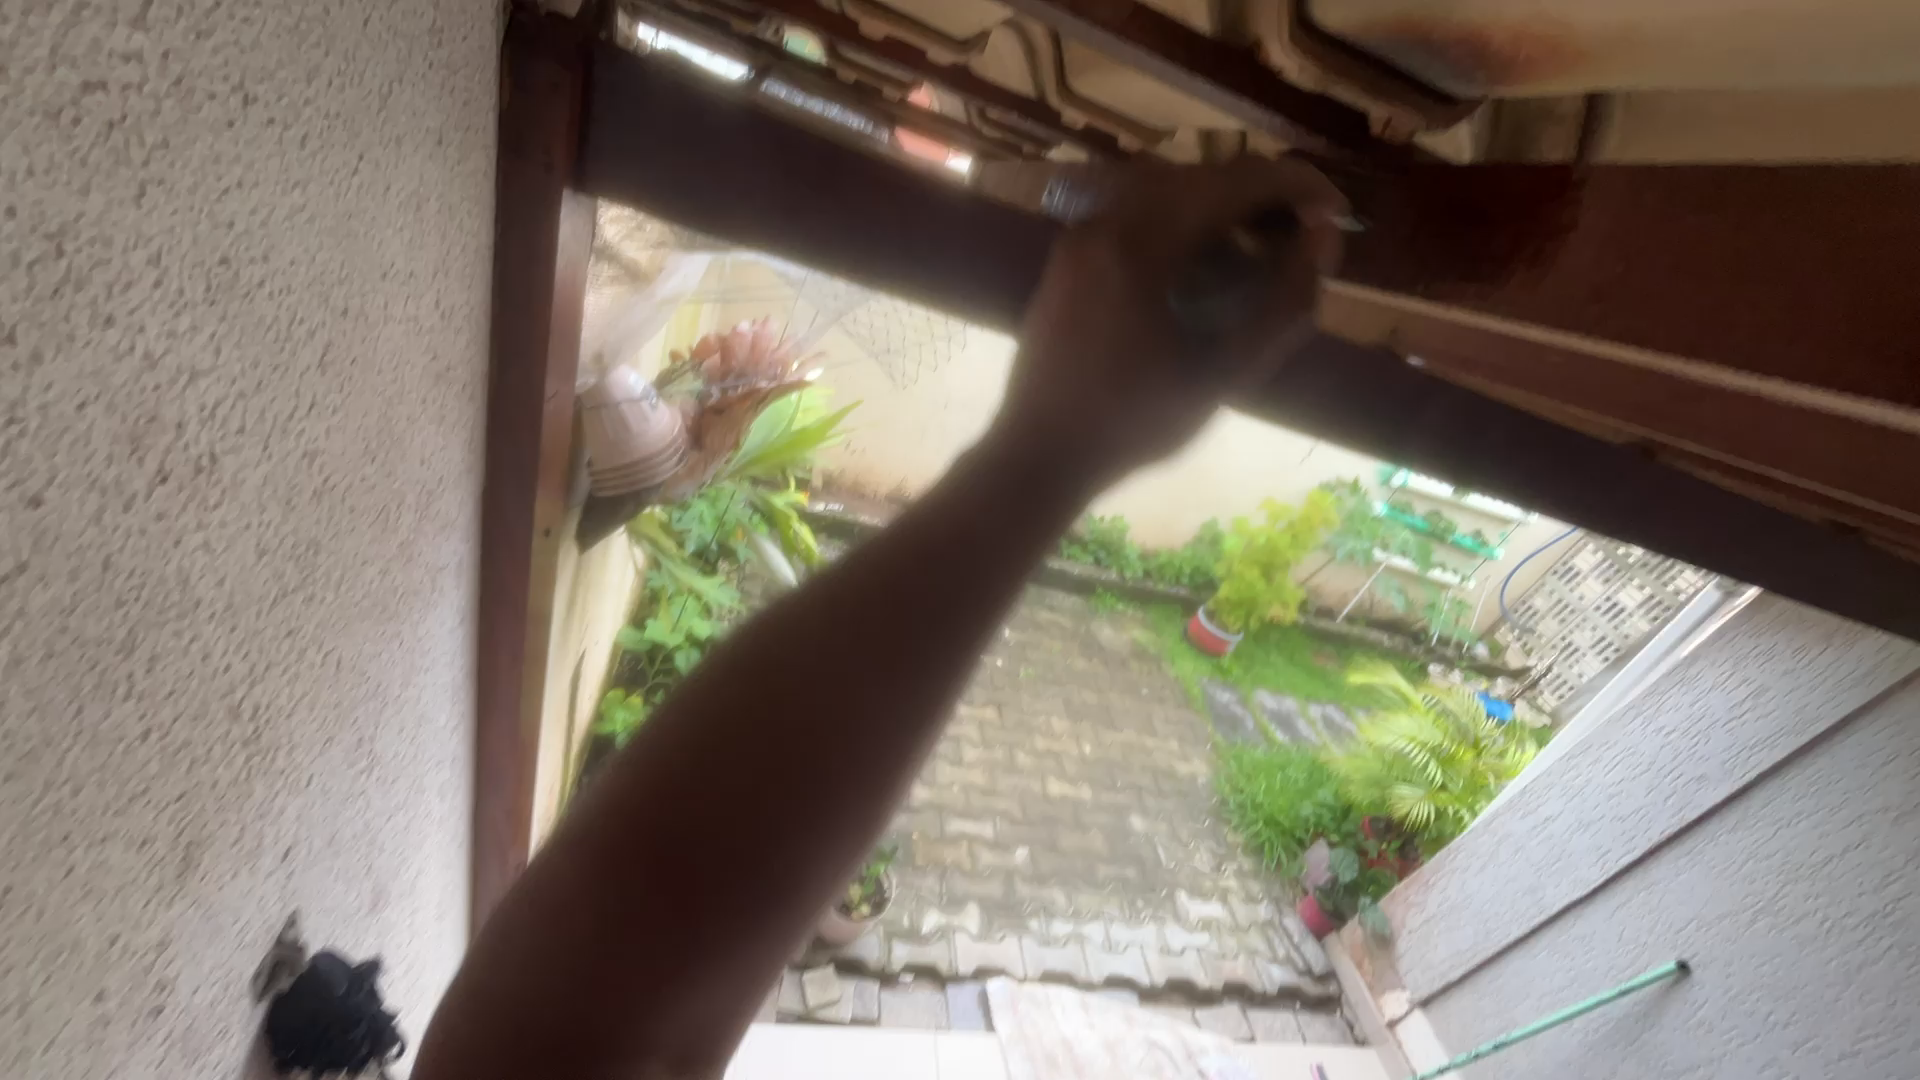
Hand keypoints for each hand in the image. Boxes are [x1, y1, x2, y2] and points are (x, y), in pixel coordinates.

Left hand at [991, 156, 1346, 486]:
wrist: (1036, 455)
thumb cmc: (1129, 425)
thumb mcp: (1219, 376)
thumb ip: (1281, 306)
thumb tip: (1323, 237)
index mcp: (1138, 242)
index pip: (1236, 178)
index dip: (1298, 186)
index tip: (1334, 217)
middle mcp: (1103, 223)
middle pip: (1199, 178)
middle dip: (1258, 199)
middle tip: (1297, 242)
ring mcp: (1077, 241)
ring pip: (1163, 197)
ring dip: (1216, 214)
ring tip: (1251, 259)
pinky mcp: (1064, 263)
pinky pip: (1130, 222)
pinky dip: (1175, 231)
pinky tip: (1194, 276)